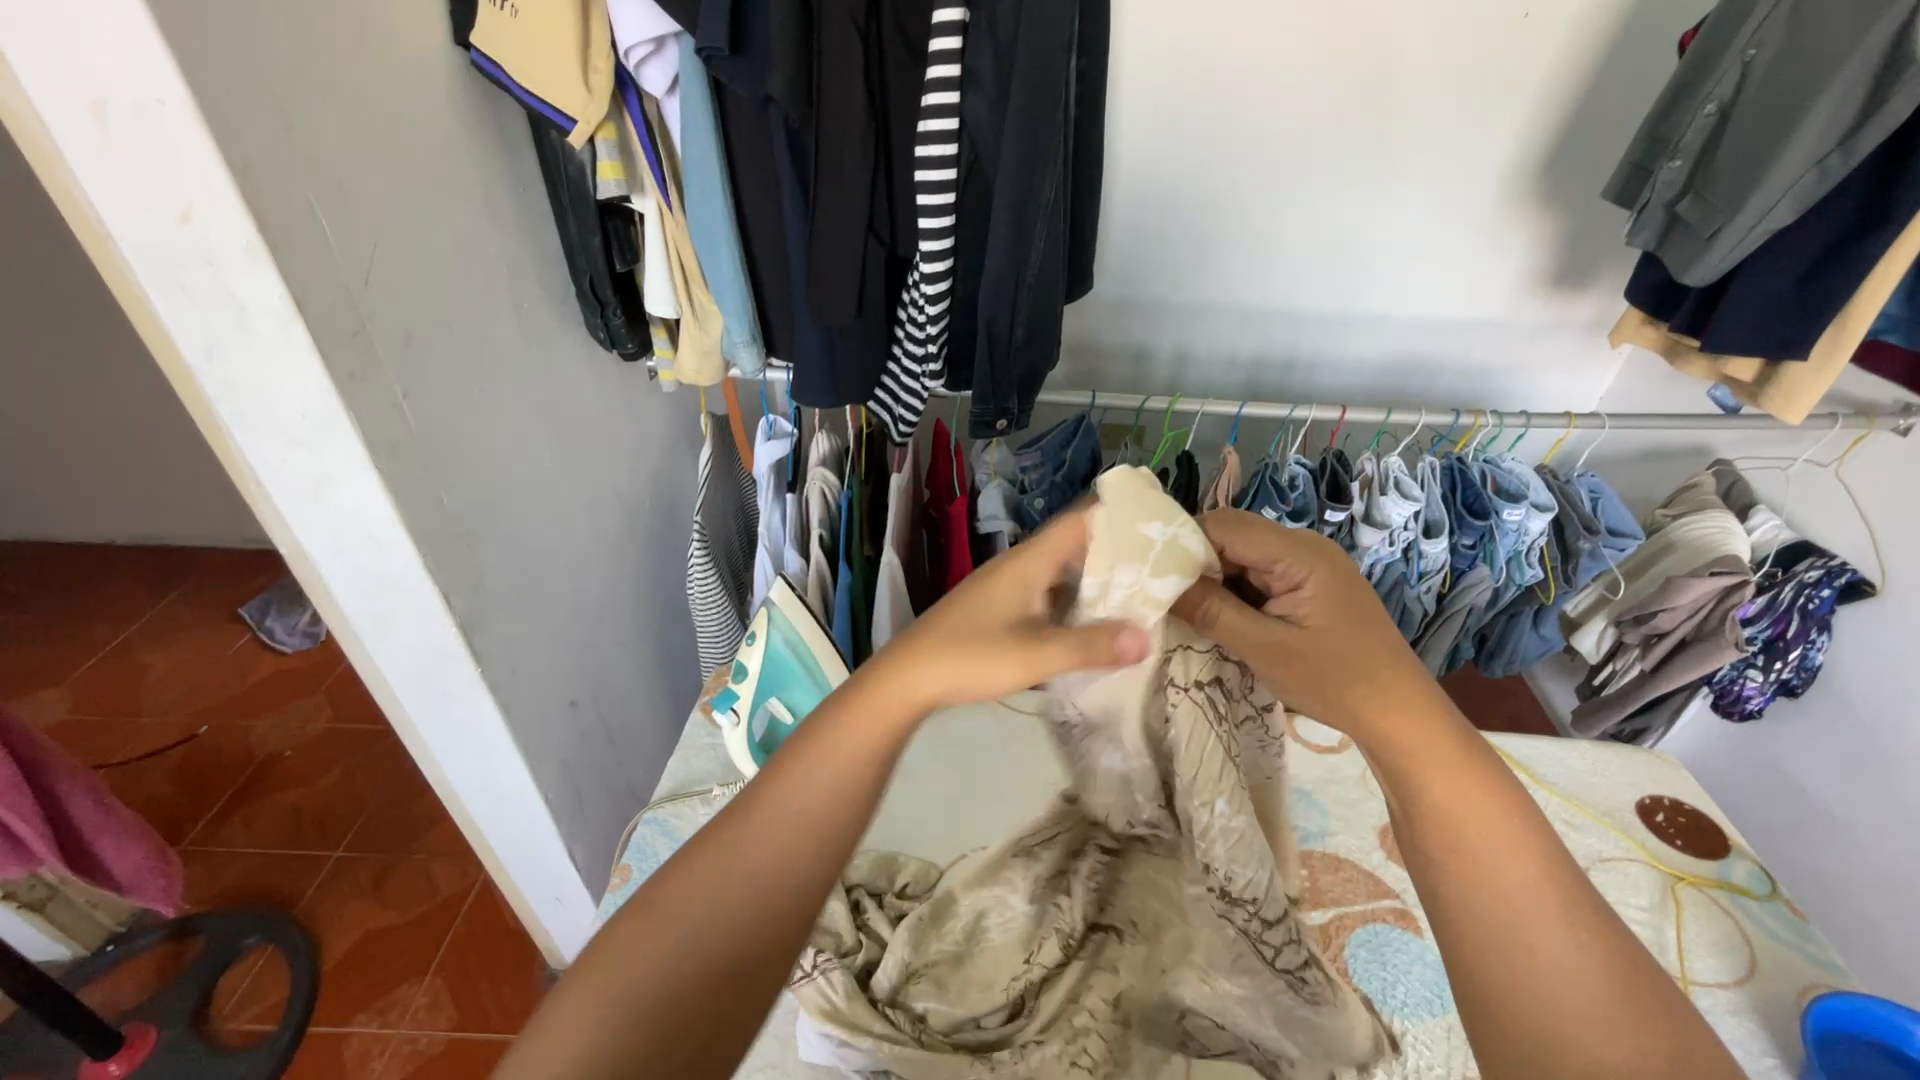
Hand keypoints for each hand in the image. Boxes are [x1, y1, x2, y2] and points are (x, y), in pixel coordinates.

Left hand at [867, 507, 1149, 712]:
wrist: (907, 677)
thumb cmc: (973, 655)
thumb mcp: (1039, 654)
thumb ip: (1092, 645)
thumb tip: (1146, 638)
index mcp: (1029, 561)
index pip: (1080, 521)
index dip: (1117, 519)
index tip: (1156, 529)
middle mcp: (1018, 567)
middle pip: (1072, 549)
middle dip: (1113, 559)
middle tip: (1157, 574)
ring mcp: (1003, 589)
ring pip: (1057, 577)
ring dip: (1090, 587)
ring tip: (1132, 602)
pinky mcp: (994, 611)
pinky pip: (1042, 598)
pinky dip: (1068, 607)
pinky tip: (1085, 631)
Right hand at [1171, 509, 1451, 738]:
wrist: (1398, 712)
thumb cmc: (1335, 681)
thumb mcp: (1264, 649)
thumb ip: (1211, 611)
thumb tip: (1158, 583)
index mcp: (1298, 553)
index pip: (1223, 525)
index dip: (1183, 545)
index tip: (1152, 576)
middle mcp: (1304, 546)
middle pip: (1232, 534)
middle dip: (1195, 561)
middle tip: (1164, 596)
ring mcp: (1309, 565)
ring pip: (1242, 555)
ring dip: (1214, 578)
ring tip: (1187, 608)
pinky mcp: (1309, 585)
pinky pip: (1259, 574)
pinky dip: (1235, 591)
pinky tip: (1219, 616)